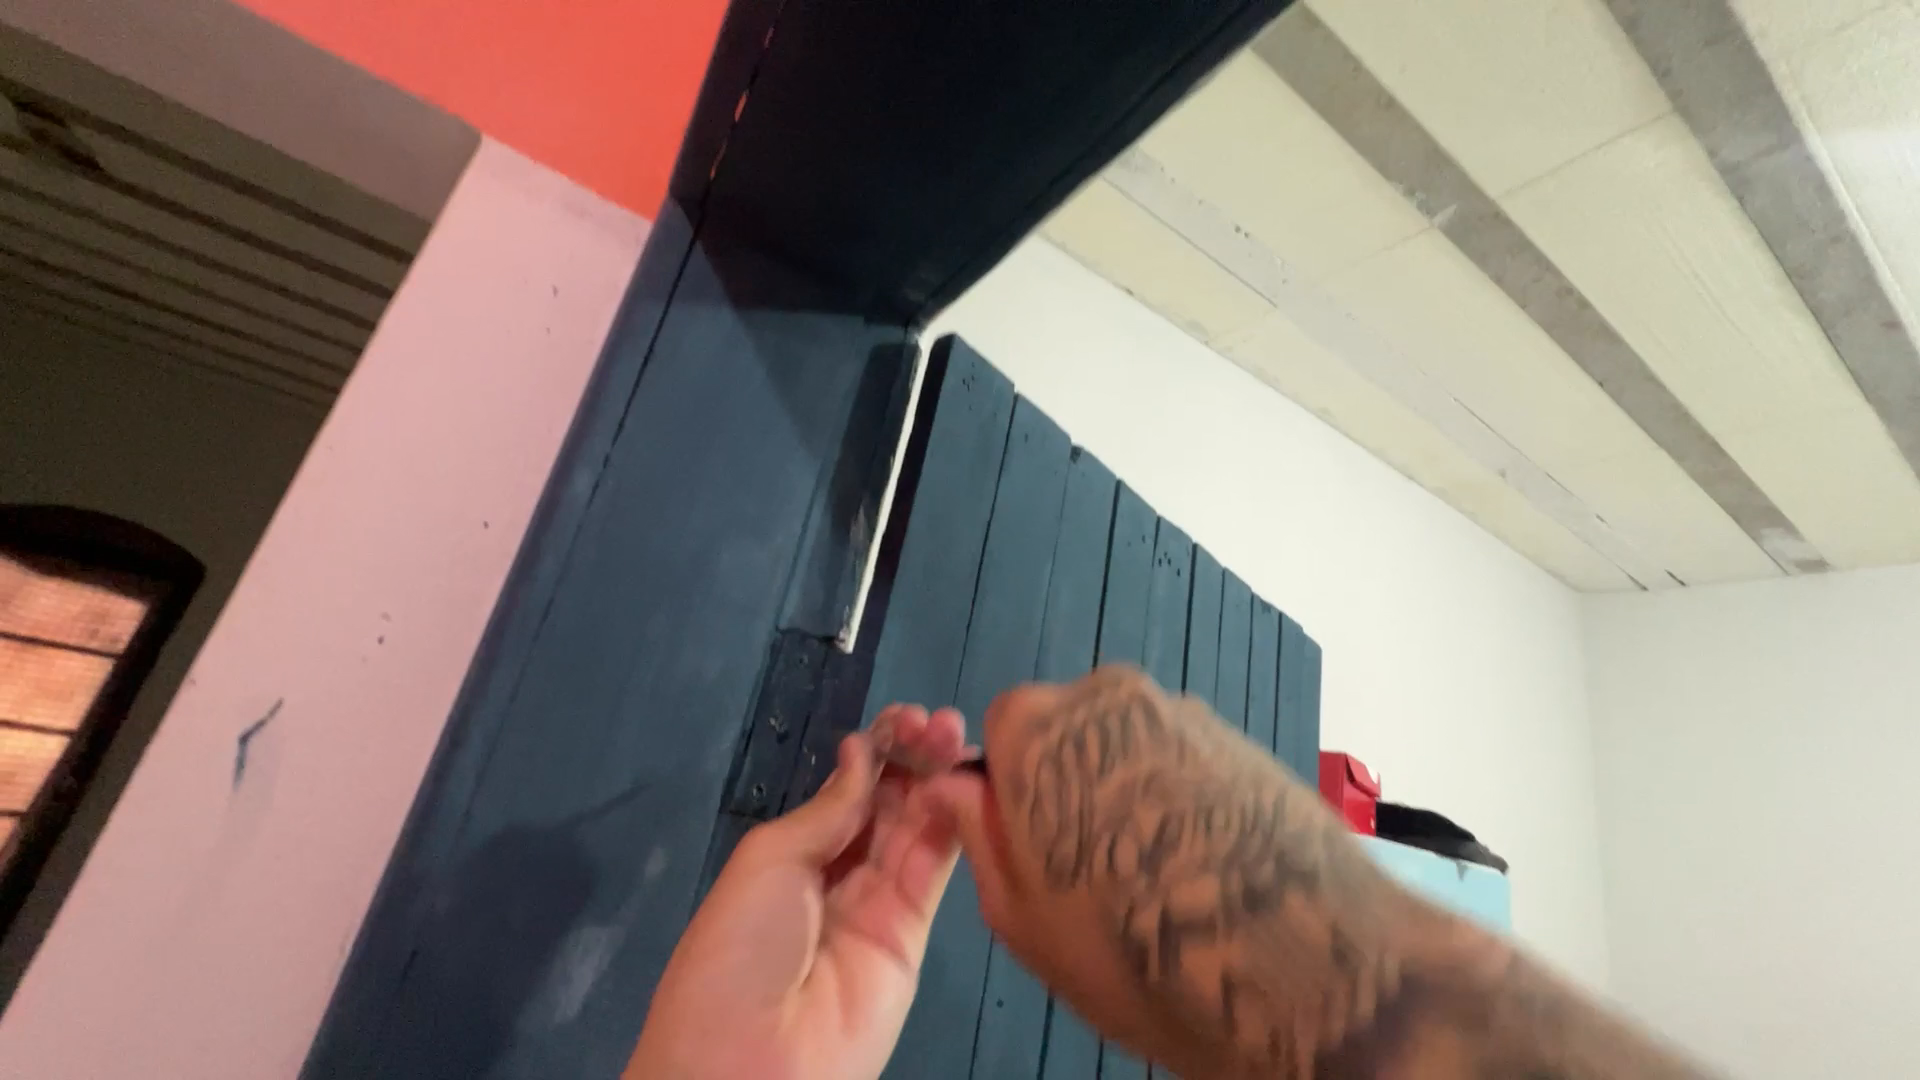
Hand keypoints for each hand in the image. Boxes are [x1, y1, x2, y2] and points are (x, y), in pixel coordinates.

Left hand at [627, 705, 969, 1079]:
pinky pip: (934, 868)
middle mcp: (843, 868)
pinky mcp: (912, 932)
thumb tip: (861, 752)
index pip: (850, 785)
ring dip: (937, 777)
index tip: (905, 717)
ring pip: (917, 825)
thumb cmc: (740, 948)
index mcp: (798, 849)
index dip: (878, 748)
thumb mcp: (770, 861)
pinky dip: (951, 822)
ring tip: (955, 734)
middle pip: (889, 800)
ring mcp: (880, 900)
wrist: (749, 1068)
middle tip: (939, 721)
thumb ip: (830, 808)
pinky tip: (959, 781)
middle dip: (913, 754)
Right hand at [923, 667, 1267, 1075]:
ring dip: (1128, 784)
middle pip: (1067, 727)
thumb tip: (953, 784)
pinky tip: (1209, 856)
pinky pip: (1182, 752)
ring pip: (1127, 739)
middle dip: (1069, 778)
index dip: (1013, 785)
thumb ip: (978, 833)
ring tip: (1163, 866)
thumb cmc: (1133, 947)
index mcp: (1037, 728)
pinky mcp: (1237, 731)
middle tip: (1098, 861)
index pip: (1002, 728)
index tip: (1037, 841)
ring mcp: (1178, 708)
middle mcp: (1105, 695)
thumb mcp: (1023, 915)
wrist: (1301, 962)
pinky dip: (1181, 790)